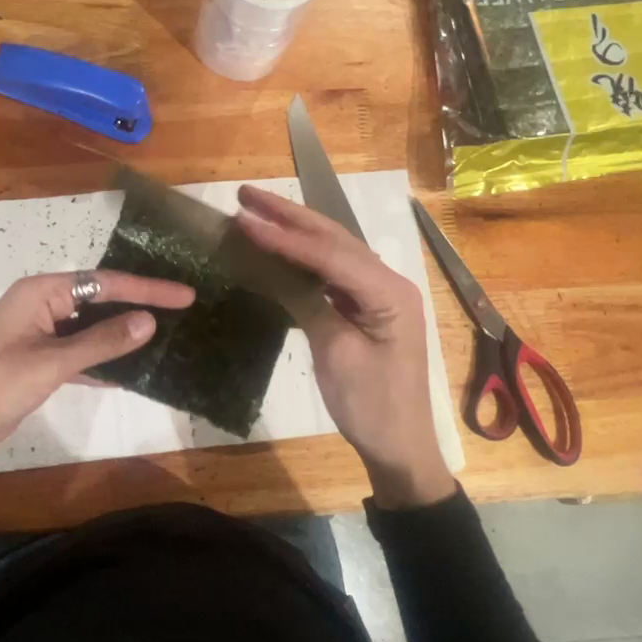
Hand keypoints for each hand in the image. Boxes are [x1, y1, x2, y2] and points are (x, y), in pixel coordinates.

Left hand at [0, 271, 195, 466]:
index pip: (104, 283)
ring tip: (166, 340)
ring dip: (122, 336)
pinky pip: (79, 353)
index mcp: (40, 293)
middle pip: (99, 300)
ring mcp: (38, 334)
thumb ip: (100, 342)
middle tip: (183, 314)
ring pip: (90, 328)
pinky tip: (130, 373)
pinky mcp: (37, 362)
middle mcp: (41, 305)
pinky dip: (102, 361)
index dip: (148, 289)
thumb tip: (149, 321)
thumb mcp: (48, 364)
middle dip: (138, 308)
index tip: (186, 295)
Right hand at [234, 185, 457, 507]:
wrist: (398, 446)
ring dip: (295, 231)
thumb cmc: (371, 405)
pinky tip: (278, 250)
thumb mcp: (336, 354)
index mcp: (389, 292)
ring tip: (255, 212)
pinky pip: (331, 274)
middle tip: (245, 195)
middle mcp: (388, 282)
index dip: (284, 235)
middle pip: (334, 239)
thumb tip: (271, 267)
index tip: (243, 218)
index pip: (329, 253)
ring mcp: (378, 295)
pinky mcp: (366, 309)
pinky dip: (302, 259)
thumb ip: (308, 304)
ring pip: (332, 252)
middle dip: (289, 216)